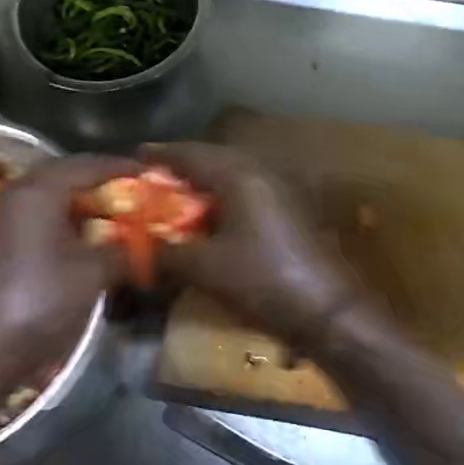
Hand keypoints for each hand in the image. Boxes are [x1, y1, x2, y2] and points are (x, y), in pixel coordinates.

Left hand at [0, 154, 138, 388]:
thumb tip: (144, 244)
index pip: (87, 164)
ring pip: (49, 198)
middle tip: (131, 194)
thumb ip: (122, 249)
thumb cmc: (39, 300)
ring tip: (111, 217)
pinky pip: (36, 218)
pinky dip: (62, 221)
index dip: (120, 167)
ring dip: (80, 204)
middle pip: (65, 176)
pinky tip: (80, 241)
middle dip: (99, 184)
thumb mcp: (93, 273)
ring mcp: (1, 219)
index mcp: (39, 190)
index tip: (147, 173)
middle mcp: (16, 194)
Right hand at [142, 142, 364, 351]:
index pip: (191, 153)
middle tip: (152, 179)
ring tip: (176, 197)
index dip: (161, 155)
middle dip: (182, 168)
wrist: (329, 311)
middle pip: (213, 160)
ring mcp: (283, 190)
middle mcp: (263, 172)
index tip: (134, 157)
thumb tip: (135, 248)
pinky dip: (224, 200)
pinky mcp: (292, 210)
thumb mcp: (205, 268)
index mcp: (240, 175)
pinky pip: (248, 193)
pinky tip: (211, 219)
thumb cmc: (263, 281)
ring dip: (204, 185)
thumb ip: (166, 252)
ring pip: (233, 176)